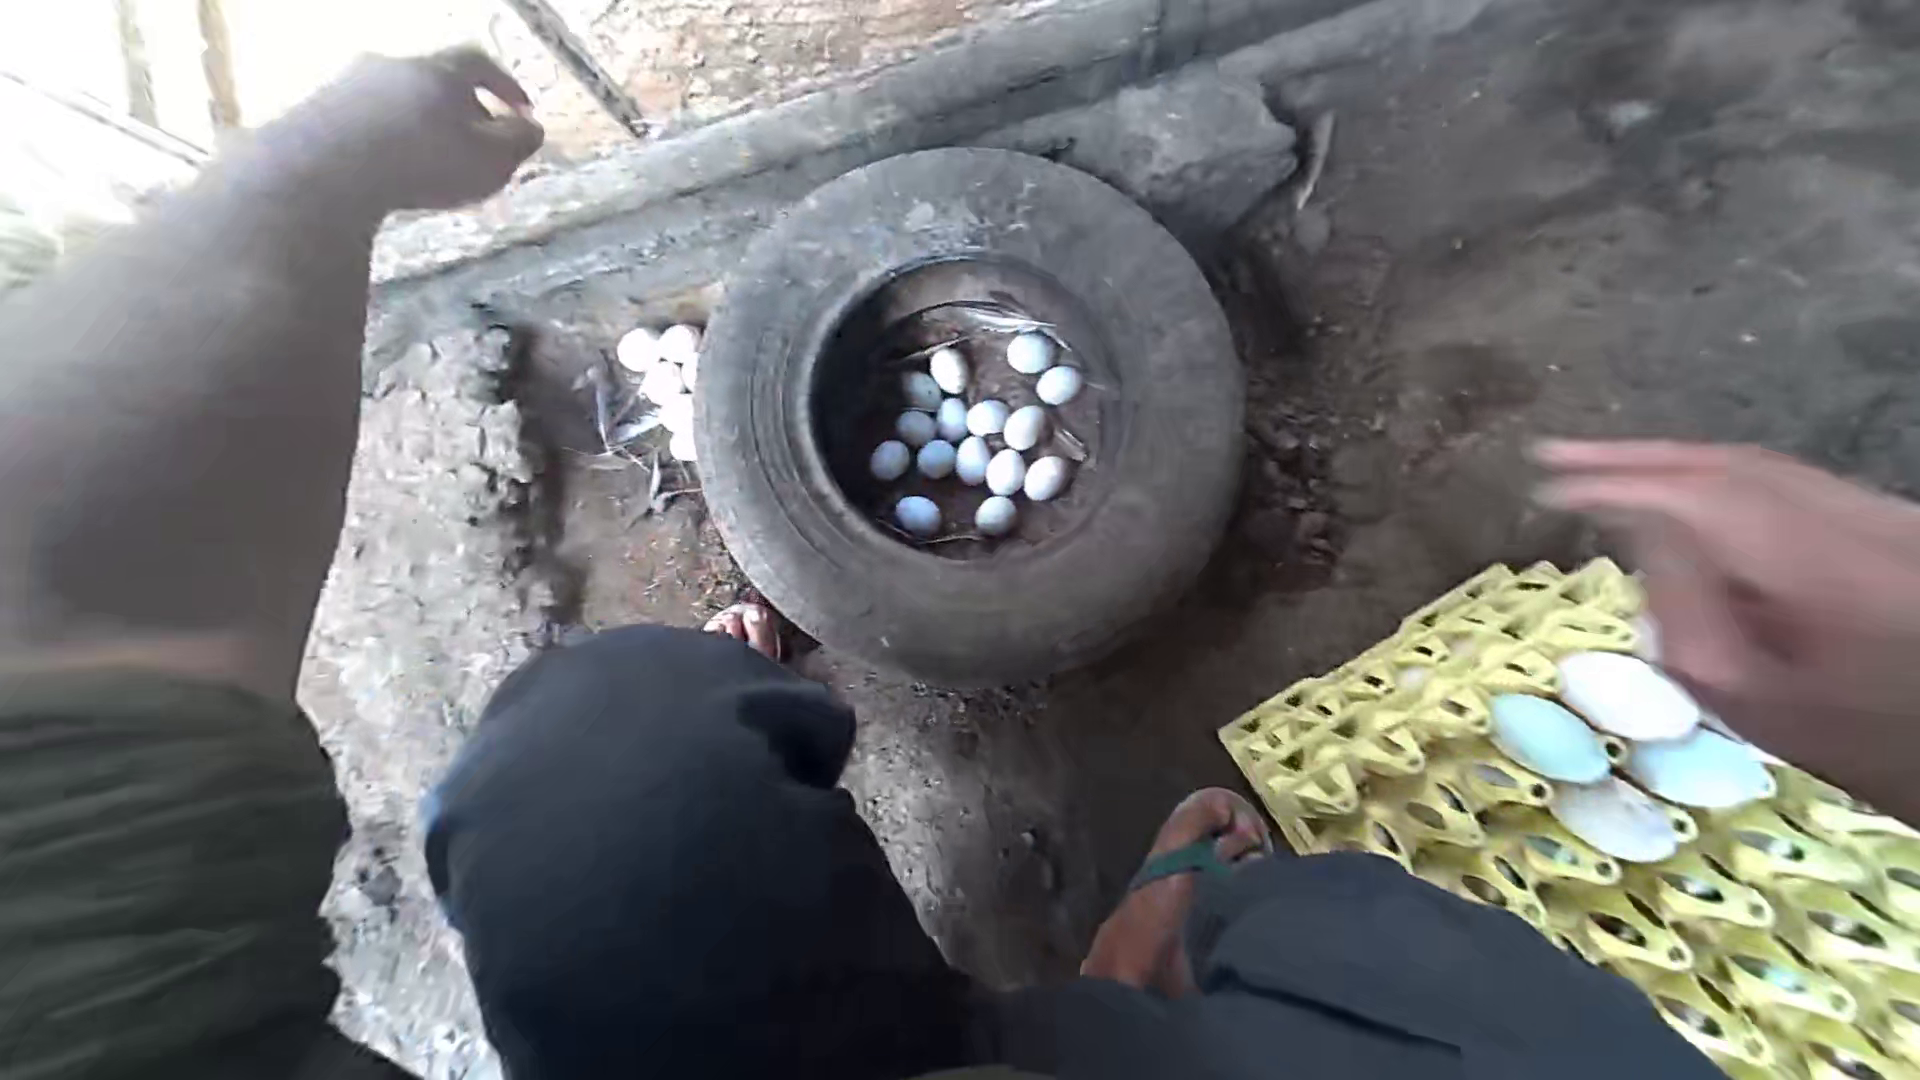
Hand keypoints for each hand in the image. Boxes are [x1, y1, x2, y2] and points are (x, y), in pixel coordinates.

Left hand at [255, 47, 544, 214]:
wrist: (332, 167)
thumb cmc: (430, 163)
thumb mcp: (495, 159)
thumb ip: (520, 141)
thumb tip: (532, 125)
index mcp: (439, 72)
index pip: (479, 62)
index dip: (506, 84)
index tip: (524, 109)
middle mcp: (395, 64)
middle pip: (440, 79)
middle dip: (469, 109)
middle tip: (486, 142)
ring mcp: (355, 81)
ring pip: (408, 97)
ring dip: (434, 123)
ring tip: (448, 160)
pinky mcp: (327, 105)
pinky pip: (379, 115)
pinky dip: (403, 136)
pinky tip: (409, 166)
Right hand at [1535, 440, 1919, 809]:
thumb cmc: (1814, 725)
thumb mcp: (1726, 681)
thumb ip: (1675, 599)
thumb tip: (1633, 525)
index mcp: (1836, 575)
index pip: (1707, 498)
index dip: (1620, 484)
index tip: (1545, 492)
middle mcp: (1877, 528)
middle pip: (1737, 466)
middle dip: (1634, 456)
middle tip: (1549, 454)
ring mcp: (1895, 520)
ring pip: (1761, 465)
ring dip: (1665, 460)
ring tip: (1585, 460)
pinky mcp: (1892, 522)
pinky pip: (1784, 478)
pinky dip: (1708, 474)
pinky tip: (1657, 479)